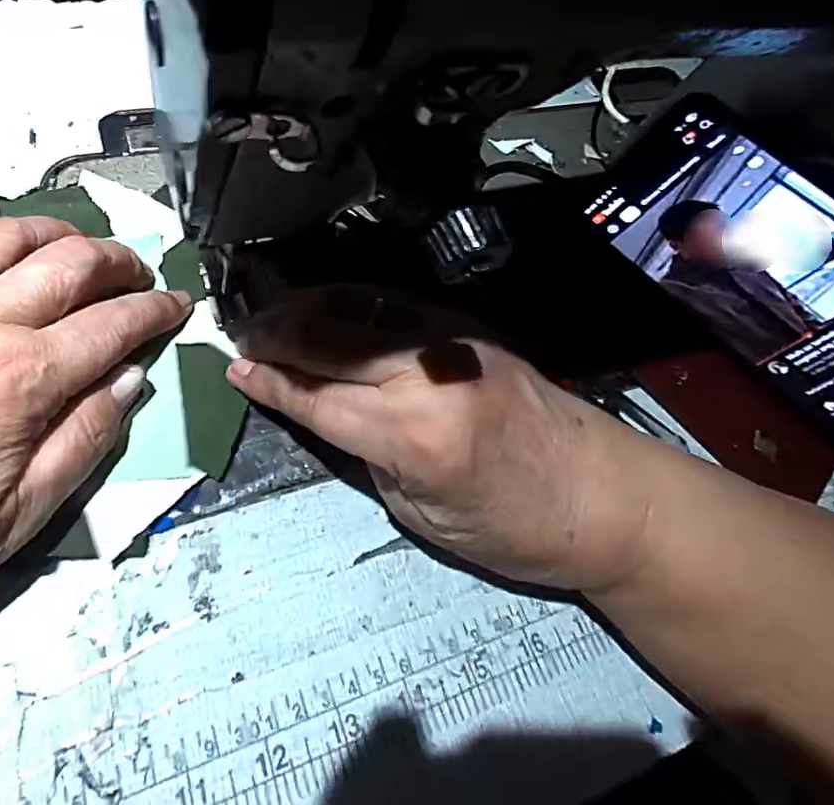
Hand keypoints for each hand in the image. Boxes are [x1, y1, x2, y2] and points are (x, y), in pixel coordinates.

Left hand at [0, 217, 192, 683]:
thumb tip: (127, 381)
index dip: (159, 310)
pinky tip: (2, 267)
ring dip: (65, 236)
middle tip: (142, 278)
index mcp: (17, 380)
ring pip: (13, 233)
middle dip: (124, 262)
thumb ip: (84, 440)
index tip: (178, 306)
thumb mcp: (14, 522)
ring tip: (84, 255)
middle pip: (76, 261)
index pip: (116, 323)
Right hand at [226, 289, 664, 592]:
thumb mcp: (422, 514)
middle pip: (332, 338)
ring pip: (362, 309)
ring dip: (311, 307)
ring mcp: (453, 342)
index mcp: (411, 434)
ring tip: (276, 315)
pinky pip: (397, 309)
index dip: (269, 380)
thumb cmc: (513, 528)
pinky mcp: (472, 330)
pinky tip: (335, 312)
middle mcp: (427, 373)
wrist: (599, 491)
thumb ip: (370, 454)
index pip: (318, 396)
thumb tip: (330, 411)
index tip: (233, 364)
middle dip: (278, 331)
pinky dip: (355, 306)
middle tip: (241, 331)